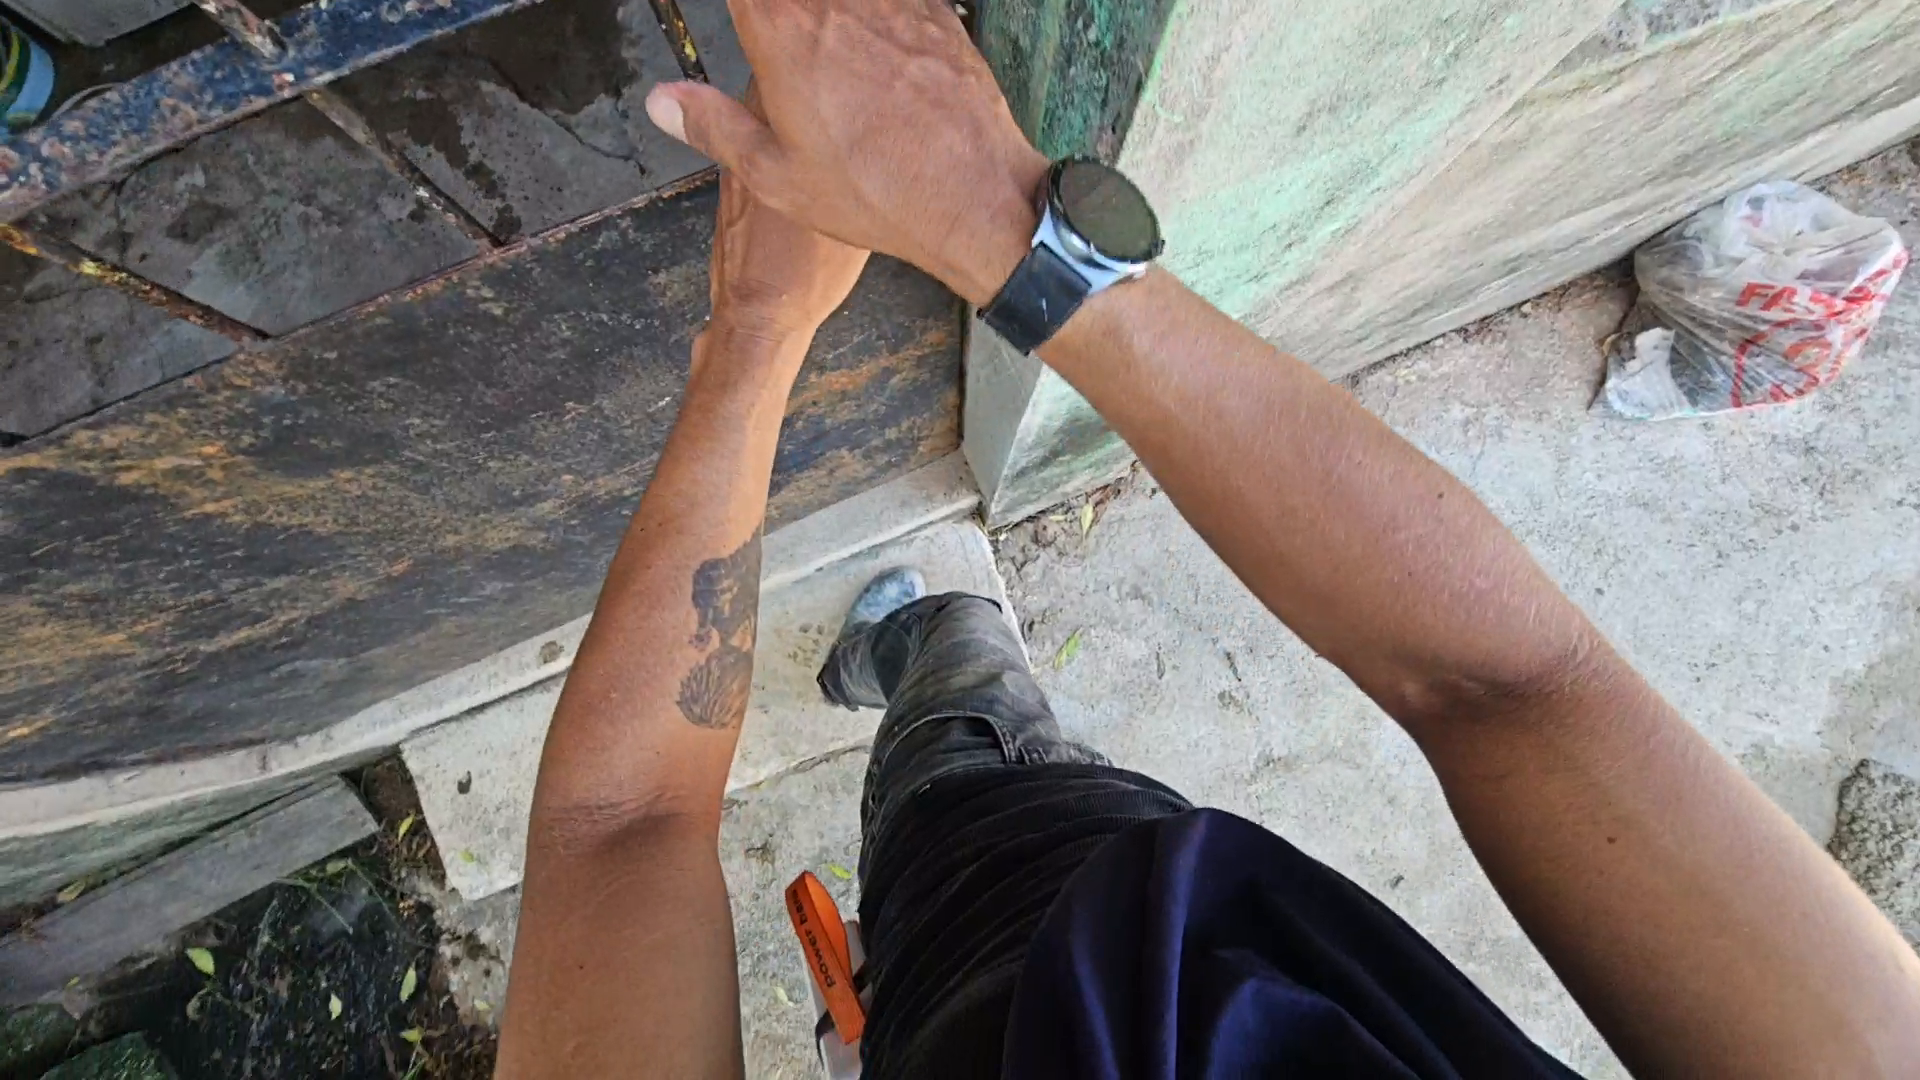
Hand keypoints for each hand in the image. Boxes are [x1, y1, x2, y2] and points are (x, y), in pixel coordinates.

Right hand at [645, 0, 1047, 306]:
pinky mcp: (934, 11)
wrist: (969, 196)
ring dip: (836, 21)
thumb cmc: (873, 194)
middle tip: (798, 72)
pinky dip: (881, 22)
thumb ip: (713, 128)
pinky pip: (893, 4)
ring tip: (845, 91)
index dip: (743, 12)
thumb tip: (661, 102)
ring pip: (845, 4)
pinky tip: (882, 65)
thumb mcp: (777, 179)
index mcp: (778, 25)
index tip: (746, 26)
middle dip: (784, 21)